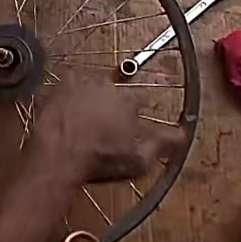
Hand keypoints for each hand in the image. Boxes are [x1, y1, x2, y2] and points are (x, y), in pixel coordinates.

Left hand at [28, 81, 185, 184]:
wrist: (59, 153)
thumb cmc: (99, 158)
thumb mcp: (139, 160)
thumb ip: (163, 144)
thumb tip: (182, 135)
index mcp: (129, 100)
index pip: (139, 100)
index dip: (133, 113)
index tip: (127, 125)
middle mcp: (107, 84)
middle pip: (114, 91)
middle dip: (110, 106)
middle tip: (102, 127)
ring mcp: (81, 82)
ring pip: (90, 86)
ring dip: (88, 99)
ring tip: (81, 122)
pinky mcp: (58, 85)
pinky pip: (67, 86)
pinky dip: (67, 96)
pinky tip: (65, 112)